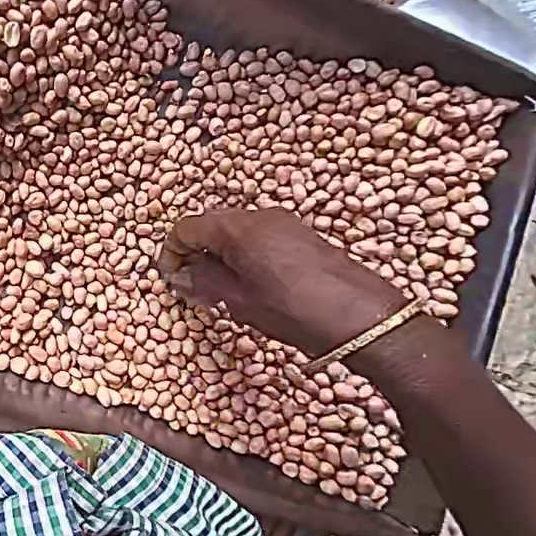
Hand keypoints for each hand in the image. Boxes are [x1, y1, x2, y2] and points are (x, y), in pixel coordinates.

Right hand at [154, 207, 410, 356]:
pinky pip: (258, 235)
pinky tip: (251, 281)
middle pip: (210, 223)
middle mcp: (259, 215)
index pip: (187, 227)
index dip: (171, 252)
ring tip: (221, 286)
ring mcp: (283, 221)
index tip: (171, 277)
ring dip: (220, 252)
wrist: (364, 319)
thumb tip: (181, 275)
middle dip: (195, 251)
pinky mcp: (301, 233)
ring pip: (235, 229)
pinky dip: (244, 252)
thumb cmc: (296, 311)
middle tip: (191, 283)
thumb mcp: (239, 302)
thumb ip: (203, 282)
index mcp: (237, 228)